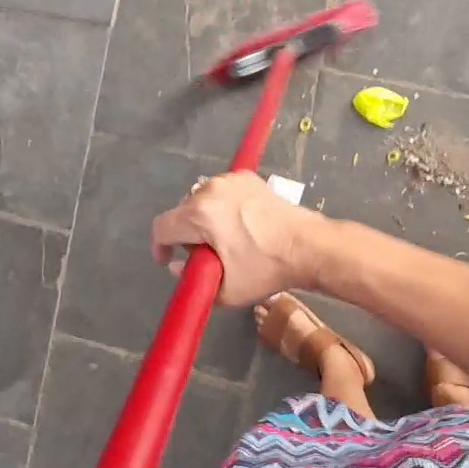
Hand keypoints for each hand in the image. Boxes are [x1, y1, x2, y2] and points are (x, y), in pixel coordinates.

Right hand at [150, 172, 329, 305]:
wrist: (308, 246)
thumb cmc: (265, 268)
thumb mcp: (225, 289)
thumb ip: (192, 280)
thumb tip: (180, 267)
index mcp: (199, 214)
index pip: (163, 227)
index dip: (160, 247)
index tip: (169, 262)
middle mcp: (210, 189)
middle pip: (183, 212)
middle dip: (186, 234)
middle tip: (203, 256)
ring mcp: (230, 179)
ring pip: (202, 200)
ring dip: (204, 219)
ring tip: (223, 241)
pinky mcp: (248, 178)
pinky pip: (222, 192)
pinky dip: (223, 207)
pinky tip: (239, 225)